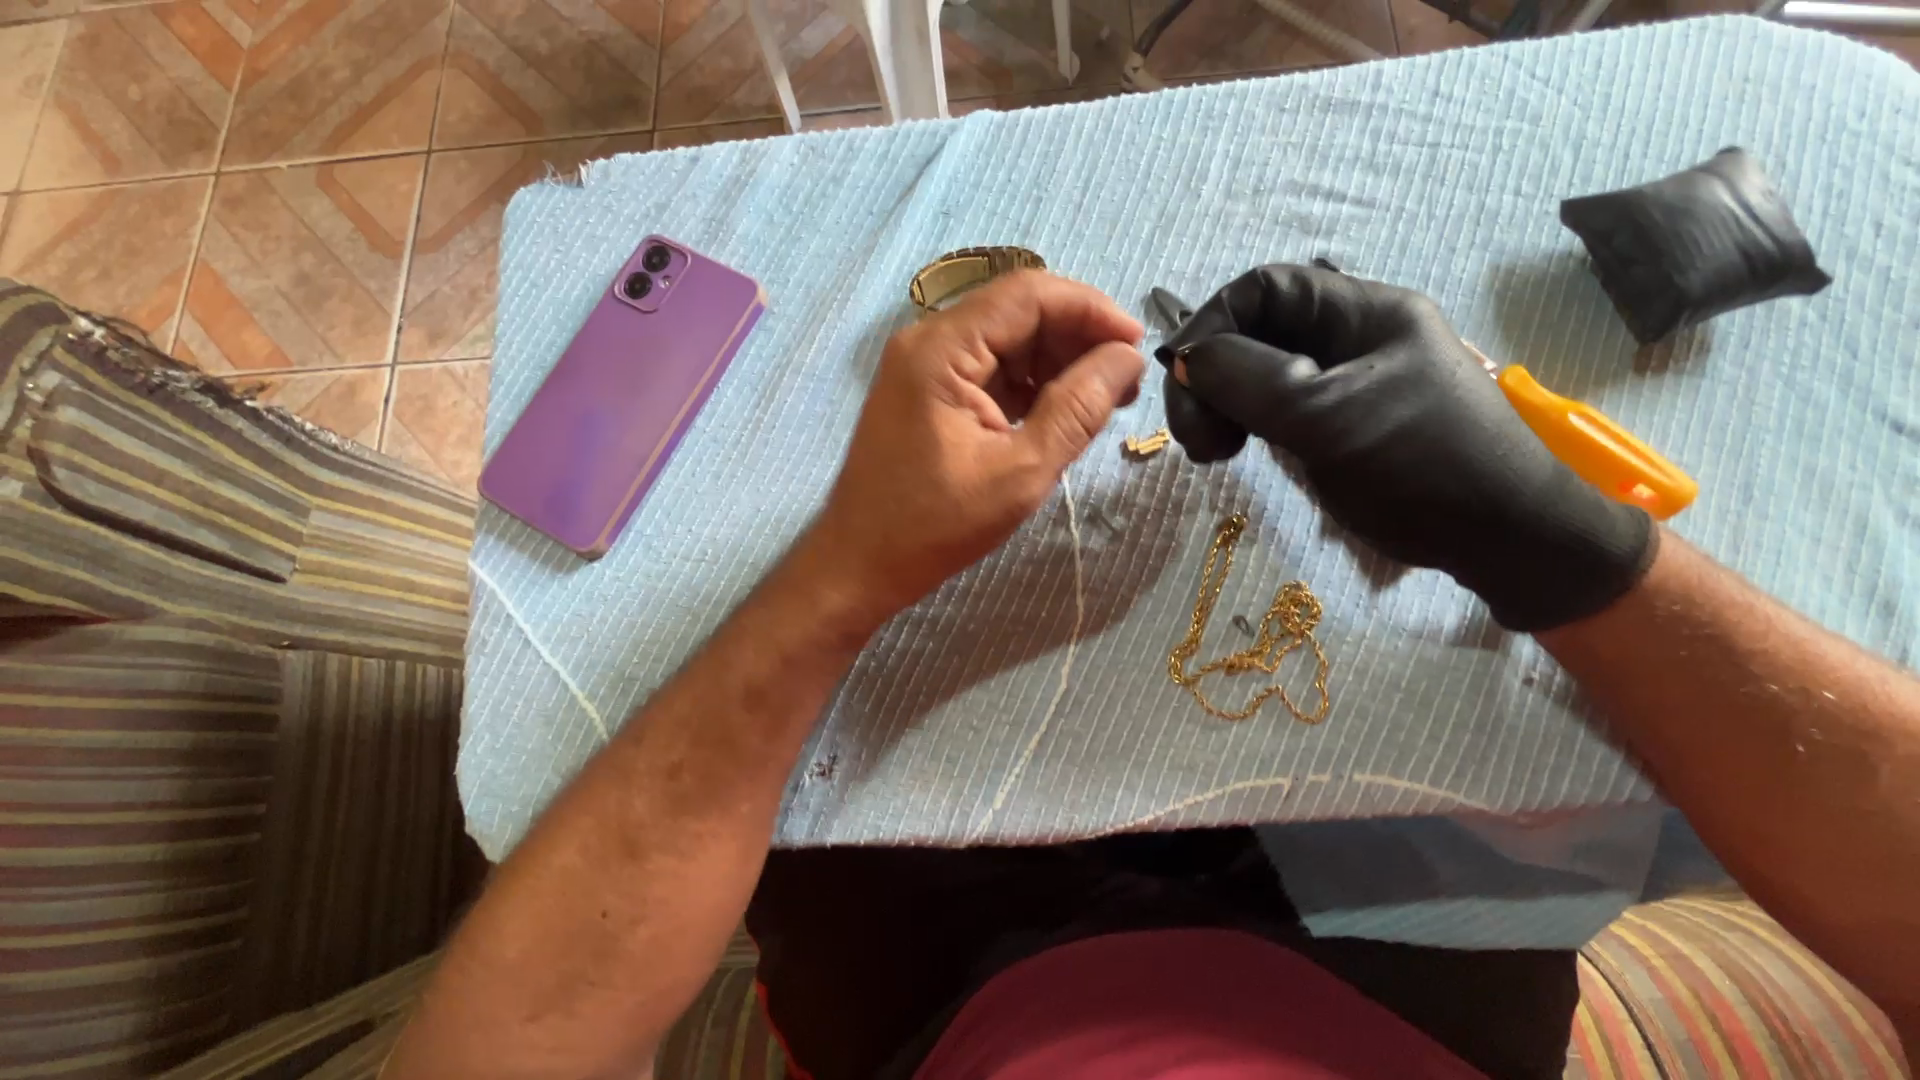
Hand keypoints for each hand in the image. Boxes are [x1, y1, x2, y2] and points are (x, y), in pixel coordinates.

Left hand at [809, 270, 1144, 621]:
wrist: (861, 564)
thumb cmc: (936, 525)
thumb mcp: (1020, 471)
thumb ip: (1078, 408)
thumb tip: (1128, 358)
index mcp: (941, 349)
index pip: (1028, 294)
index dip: (1091, 310)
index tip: (1137, 347)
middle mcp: (929, 342)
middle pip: (1018, 312)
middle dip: (1078, 339)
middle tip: (1126, 382)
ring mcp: (926, 368)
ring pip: (1008, 342)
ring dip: (1059, 364)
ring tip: (1104, 402)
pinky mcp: (930, 394)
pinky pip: (991, 371)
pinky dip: (1031, 386)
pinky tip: (1064, 414)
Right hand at [1161, 263, 1654, 630]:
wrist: (1503, 539)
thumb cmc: (1422, 467)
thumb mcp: (1329, 417)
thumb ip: (1249, 379)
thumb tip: (1185, 360)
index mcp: (1363, 312)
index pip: (1265, 288)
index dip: (1212, 324)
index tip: (1183, 382)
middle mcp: (1351, 339)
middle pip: (1255, 332)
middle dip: (1211, 376)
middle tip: (1197, 438)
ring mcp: (1345, 384)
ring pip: (1258, 374)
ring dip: (1222, 404)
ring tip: (1214, 452)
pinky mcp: (1339, 425)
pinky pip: (1275, 408)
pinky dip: (1245, 425)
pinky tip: (1237, 452)